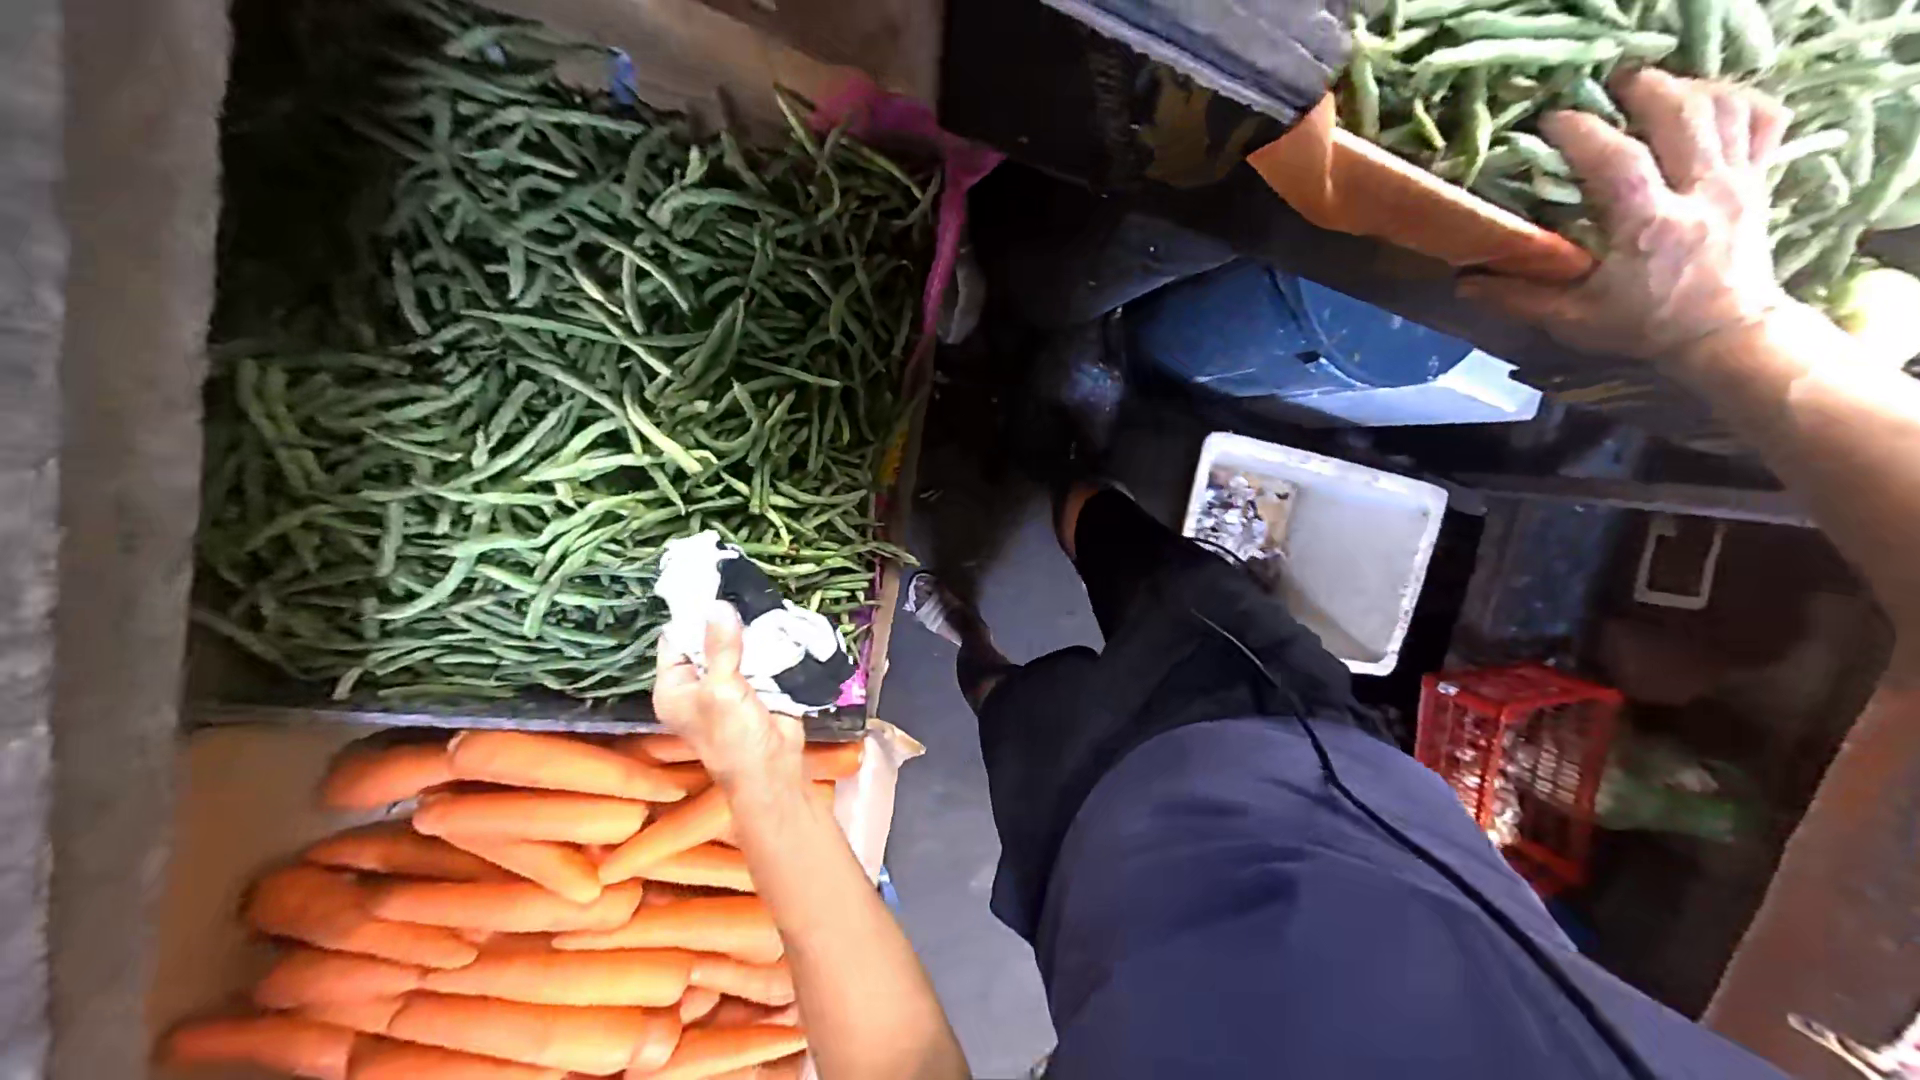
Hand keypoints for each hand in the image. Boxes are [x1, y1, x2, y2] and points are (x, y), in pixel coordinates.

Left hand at [652, 604, 803, 792]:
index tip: (712, 584)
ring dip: (752, 630)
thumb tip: (718, 605)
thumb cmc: (734, 736)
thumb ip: (720, 647)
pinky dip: (769, 642)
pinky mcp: (758, 684)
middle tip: (742, 586)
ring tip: (762, 599)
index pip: (676, 639)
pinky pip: (760, 656)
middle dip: (727, 619)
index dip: (691, 615)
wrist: (774, 769)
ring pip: (738, 645)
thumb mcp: (721, 689)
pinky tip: (778, 620)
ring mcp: (729, 683)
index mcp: (674, 687)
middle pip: (709, 639)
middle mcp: (698, 682)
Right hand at [1458, 69, 1797, 362]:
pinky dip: (1735, 98)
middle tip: (1606, 85)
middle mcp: (1701, 194)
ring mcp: (1737, 181)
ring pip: (1727, 107)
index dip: (1583, 133)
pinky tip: (1702, 100)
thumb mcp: (1569, 319)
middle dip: (1644, 90)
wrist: (1724, 331)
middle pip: (1683, 115)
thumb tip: (1461, 283)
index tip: (1552, 119)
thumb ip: (1516, 297)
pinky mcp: (1757, 178)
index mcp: (1649, 228)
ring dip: (1687, 88)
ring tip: (1649, 88)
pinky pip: (1762, 118)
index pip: (1618, 162)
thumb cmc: (1639, 326)